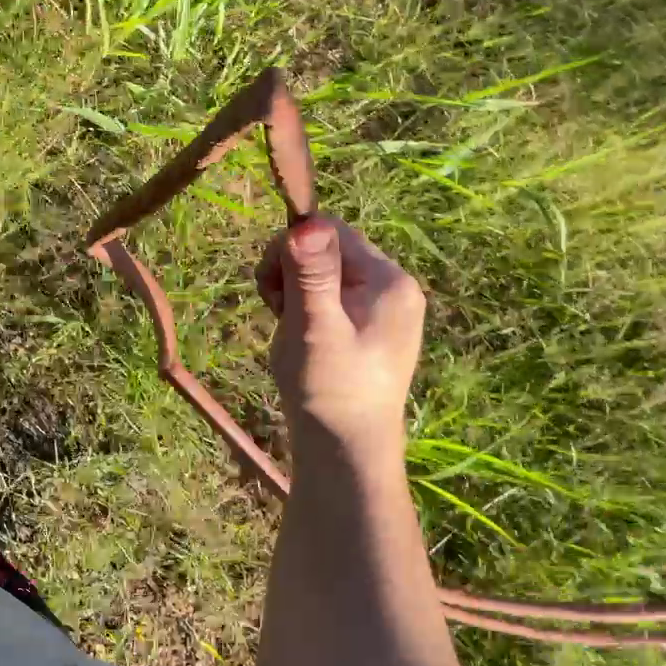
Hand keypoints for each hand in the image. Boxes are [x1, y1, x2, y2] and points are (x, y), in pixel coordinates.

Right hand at [257, 215, 424, 464]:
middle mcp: (391, 285)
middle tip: (277, 308)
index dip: (291, 249)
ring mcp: (379, 304)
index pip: (329, 230)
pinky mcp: (363, 320)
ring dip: (289, 286)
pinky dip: (299, 302)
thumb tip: (308, 224)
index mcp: (388, 281)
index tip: (274, 286)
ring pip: (317, 268)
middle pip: (323, 247)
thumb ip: (312, 275)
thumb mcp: (314, 326)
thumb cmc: (329, 384)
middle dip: (287, 269)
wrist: (344, 440)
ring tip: (286, 321)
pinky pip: (323, 290)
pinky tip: (295, 327)